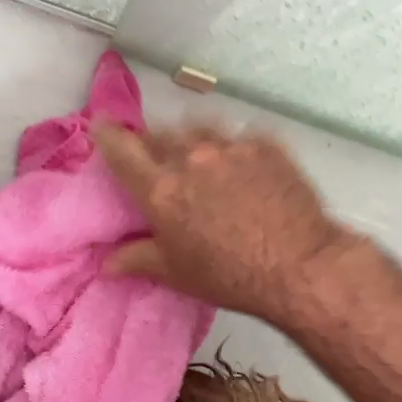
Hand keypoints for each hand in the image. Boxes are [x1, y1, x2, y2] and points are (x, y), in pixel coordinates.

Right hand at [96, 124, 353, 320]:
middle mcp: (192, 158)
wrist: (298, 266)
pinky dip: (231, 147)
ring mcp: (231, 147)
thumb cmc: (229, 276)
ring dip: (192, 139)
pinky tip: (239, 166)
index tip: (102, 125)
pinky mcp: (266, 145)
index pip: (123, 149)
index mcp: (161, 189)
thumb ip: (137, 260)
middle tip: (158, 160)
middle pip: (162, 134)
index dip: (108, 135)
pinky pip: (239, 136)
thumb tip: (106, 264)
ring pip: (200, 129)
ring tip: (199, 157)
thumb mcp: (175, 273)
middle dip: (155, 143)